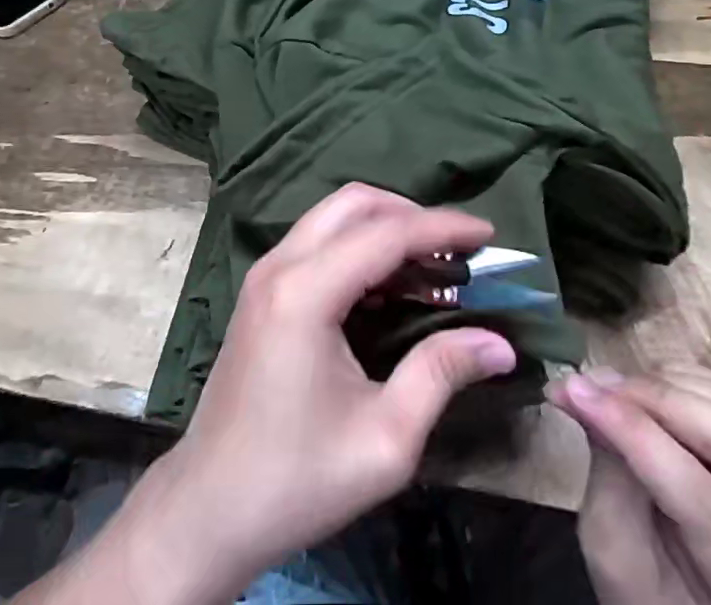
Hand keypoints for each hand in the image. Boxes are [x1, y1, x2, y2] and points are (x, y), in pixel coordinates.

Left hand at [19, 184, 517, 603]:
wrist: (211, 506)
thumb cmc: (298, 479)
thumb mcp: (385, 438)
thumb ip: (441, 374)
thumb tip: (499, 343)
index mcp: (304, 293)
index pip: (385, 233)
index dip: (443, 227)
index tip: (491, 235)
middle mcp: (278, 268)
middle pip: (351, 204)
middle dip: (411, 214)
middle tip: (460, 251)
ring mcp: (263, 277)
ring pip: (331, 219)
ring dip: (384, 229)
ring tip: (436, 267)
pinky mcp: (261, 294)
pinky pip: (316, 245)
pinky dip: (358, 249)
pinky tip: (392, 286)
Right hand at [550, 365, 710, 604]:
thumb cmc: (660, 597)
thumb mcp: (620, 563)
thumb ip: (608, 485)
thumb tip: (586, 397)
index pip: (706, 506)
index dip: (635, 438)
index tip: (574, 391)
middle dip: (664, 401)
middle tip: (599, 386)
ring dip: (672, 386)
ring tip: (615, 390)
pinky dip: (688, 382)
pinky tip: (649, 393)